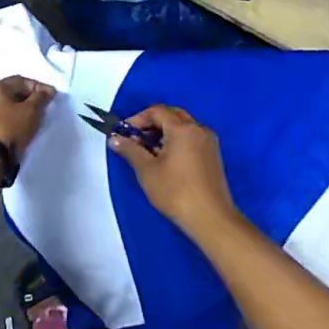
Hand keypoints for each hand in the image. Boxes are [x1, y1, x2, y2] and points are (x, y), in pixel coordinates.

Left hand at [0, 77, 56, 159]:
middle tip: (44, 106)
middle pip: (13, 92)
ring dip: (21, 109)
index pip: (22, 80)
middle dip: (30, 98)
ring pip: (7, 105)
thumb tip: (47, 90)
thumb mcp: (31, 110)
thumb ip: (41, 97)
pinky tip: (21, 126)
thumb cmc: (12, 127)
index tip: (52, 96)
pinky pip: (2, 117)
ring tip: (35, 117)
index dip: (39, 87)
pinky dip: (13, 118)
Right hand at [108, 105, 245, 237]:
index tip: (124, 133)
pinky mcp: (213, 156)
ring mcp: (209, 142)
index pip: (157, 111)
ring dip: (164, 132)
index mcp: (183, 129)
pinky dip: (176, 141)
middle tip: (136, 139)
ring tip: (148, 151)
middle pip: (172, 115)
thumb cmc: (175, 191)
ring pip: (183, 127)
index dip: (137, 118)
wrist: (210, 217)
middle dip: (152, 123)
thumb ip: (130, 150)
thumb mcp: (146, 170)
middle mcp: (199, 130)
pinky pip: (192, 138)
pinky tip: (166, 159)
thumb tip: (114, 139)